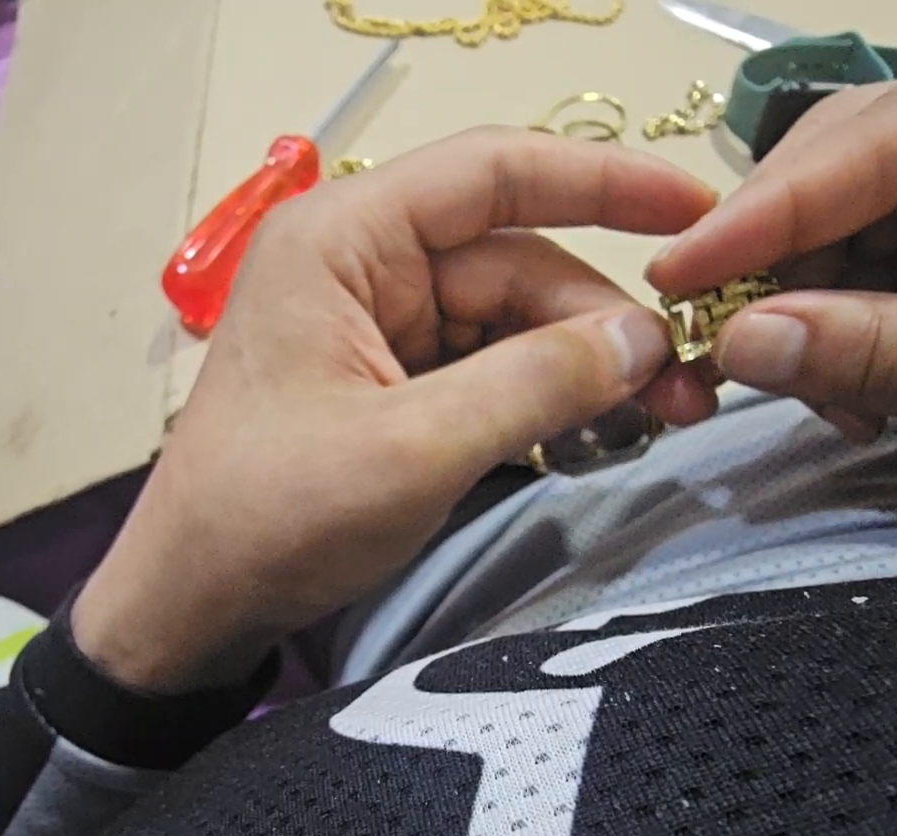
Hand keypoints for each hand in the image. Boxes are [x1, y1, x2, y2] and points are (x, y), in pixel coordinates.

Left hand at [73, 128, 716, 691]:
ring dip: (577, 374)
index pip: (491, 176)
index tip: (697, 215)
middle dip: (601, 327)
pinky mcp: (385, 389)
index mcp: (344, 242)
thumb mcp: (414, 449)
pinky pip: (480, 376)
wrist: (198, 599)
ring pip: (505, 328)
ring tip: (651, 424)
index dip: (603, 185)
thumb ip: (535, 383)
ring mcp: (373, 332)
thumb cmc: (276, 516)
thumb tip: (645, 337)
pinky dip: (535, 406)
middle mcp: (361, 270)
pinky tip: (586, 440)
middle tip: (685, 393)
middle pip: (512, 268)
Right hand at [646, 12, 896, 544]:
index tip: (679, 269)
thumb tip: (741, 338)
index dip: (783, 199)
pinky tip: (857, 396)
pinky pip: (894, 278)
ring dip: (817, 313)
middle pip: (883, 161)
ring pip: (871, 226)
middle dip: (792, 257)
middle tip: (727, 342)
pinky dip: (850, 339)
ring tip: (827, 400)